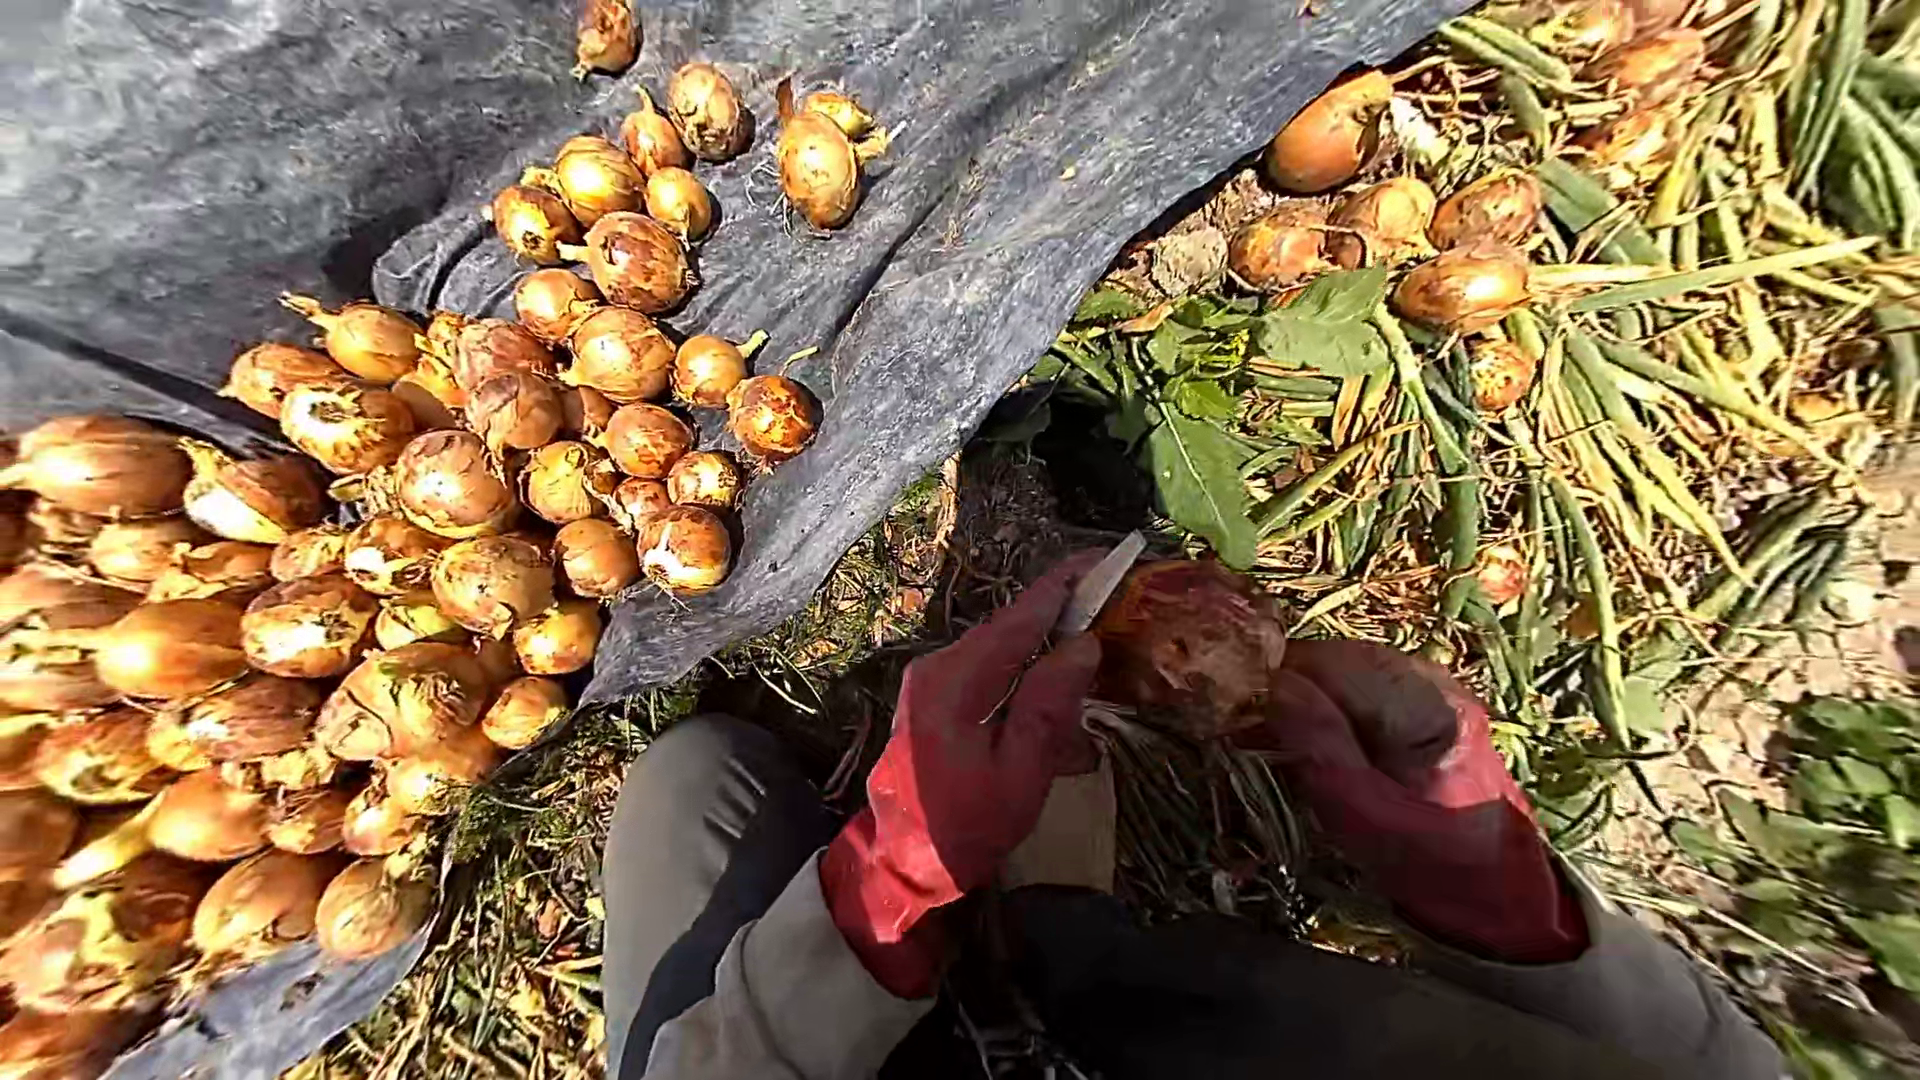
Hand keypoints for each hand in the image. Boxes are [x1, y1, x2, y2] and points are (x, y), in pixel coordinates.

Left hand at [821, 556, 1102, 996]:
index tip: (1100, 558)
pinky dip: (1027, 684)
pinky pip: (992, 675)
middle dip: (1060, 618)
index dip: (1061, 585)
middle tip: (1109, 612)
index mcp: (954, 680)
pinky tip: (1053, 714)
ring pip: (1004, 653)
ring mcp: (934, 679)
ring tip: (1087, 674)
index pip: (1018, 619)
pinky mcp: (937, 696)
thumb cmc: (960, 829)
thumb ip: (1048, 707)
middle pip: (1010, 629)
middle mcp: (939, 666)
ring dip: (1046, 659)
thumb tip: (1082, 644)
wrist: (898, 864)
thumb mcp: (1018, 776)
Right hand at [1243, 640, 1587, 962]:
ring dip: (1297, 689)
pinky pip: (1346, 675)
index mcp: (1428, 708)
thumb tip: (1271, 685)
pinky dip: (1317, 694)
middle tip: (1253, 725)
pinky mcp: (1413, 692)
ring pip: (1332, 660)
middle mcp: (1430, 679)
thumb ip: (1318, 746)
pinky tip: (1309, 728)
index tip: (1243, 715)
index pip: (1328, 664)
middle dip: (1283, 683)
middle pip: (1328, 654)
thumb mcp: (1363, 814)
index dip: (1276, 681)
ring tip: (1276, 729)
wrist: (1492, 889)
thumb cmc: (1425, 861)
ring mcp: (1425, 681)